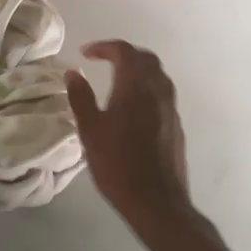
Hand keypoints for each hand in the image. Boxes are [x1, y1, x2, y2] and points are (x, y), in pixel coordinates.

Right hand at [66, 40, 192, 230]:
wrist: (157, 203)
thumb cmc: (117, 164)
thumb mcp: (90, 130)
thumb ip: (81, 97)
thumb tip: (73, 73)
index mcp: (135, 88)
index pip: (124, 52)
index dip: (104, 47)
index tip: (86, 53)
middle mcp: (157, 93)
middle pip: (147, 59)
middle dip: (125, 54)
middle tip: (105, 61)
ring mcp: (171, 110)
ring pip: (159, 76)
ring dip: (139, 70)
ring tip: (118, 80)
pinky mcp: (176, 127)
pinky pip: (163, 95)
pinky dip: (148, 89)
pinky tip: (133, 108)